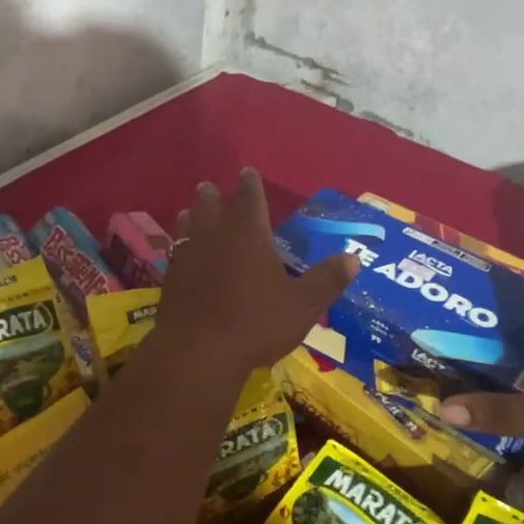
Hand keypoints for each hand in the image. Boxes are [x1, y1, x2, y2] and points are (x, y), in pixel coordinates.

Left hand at [153, 168, 357, 373]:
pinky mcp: (169, 277)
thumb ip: (327, 279)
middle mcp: (213, 234)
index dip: (249, 183)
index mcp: (247, 232)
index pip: (249, 195)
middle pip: (209, 203)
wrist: (197, 352)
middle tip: (212, 189)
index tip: (247, 172)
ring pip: (186, 223)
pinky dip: (180, 246)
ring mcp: (186, 254)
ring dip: (192, 215)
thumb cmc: (256, 323)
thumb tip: (353, 258)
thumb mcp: (303, 305)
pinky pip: (175, 251)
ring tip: (194, 214)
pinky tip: (183, 255)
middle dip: (213, 195)